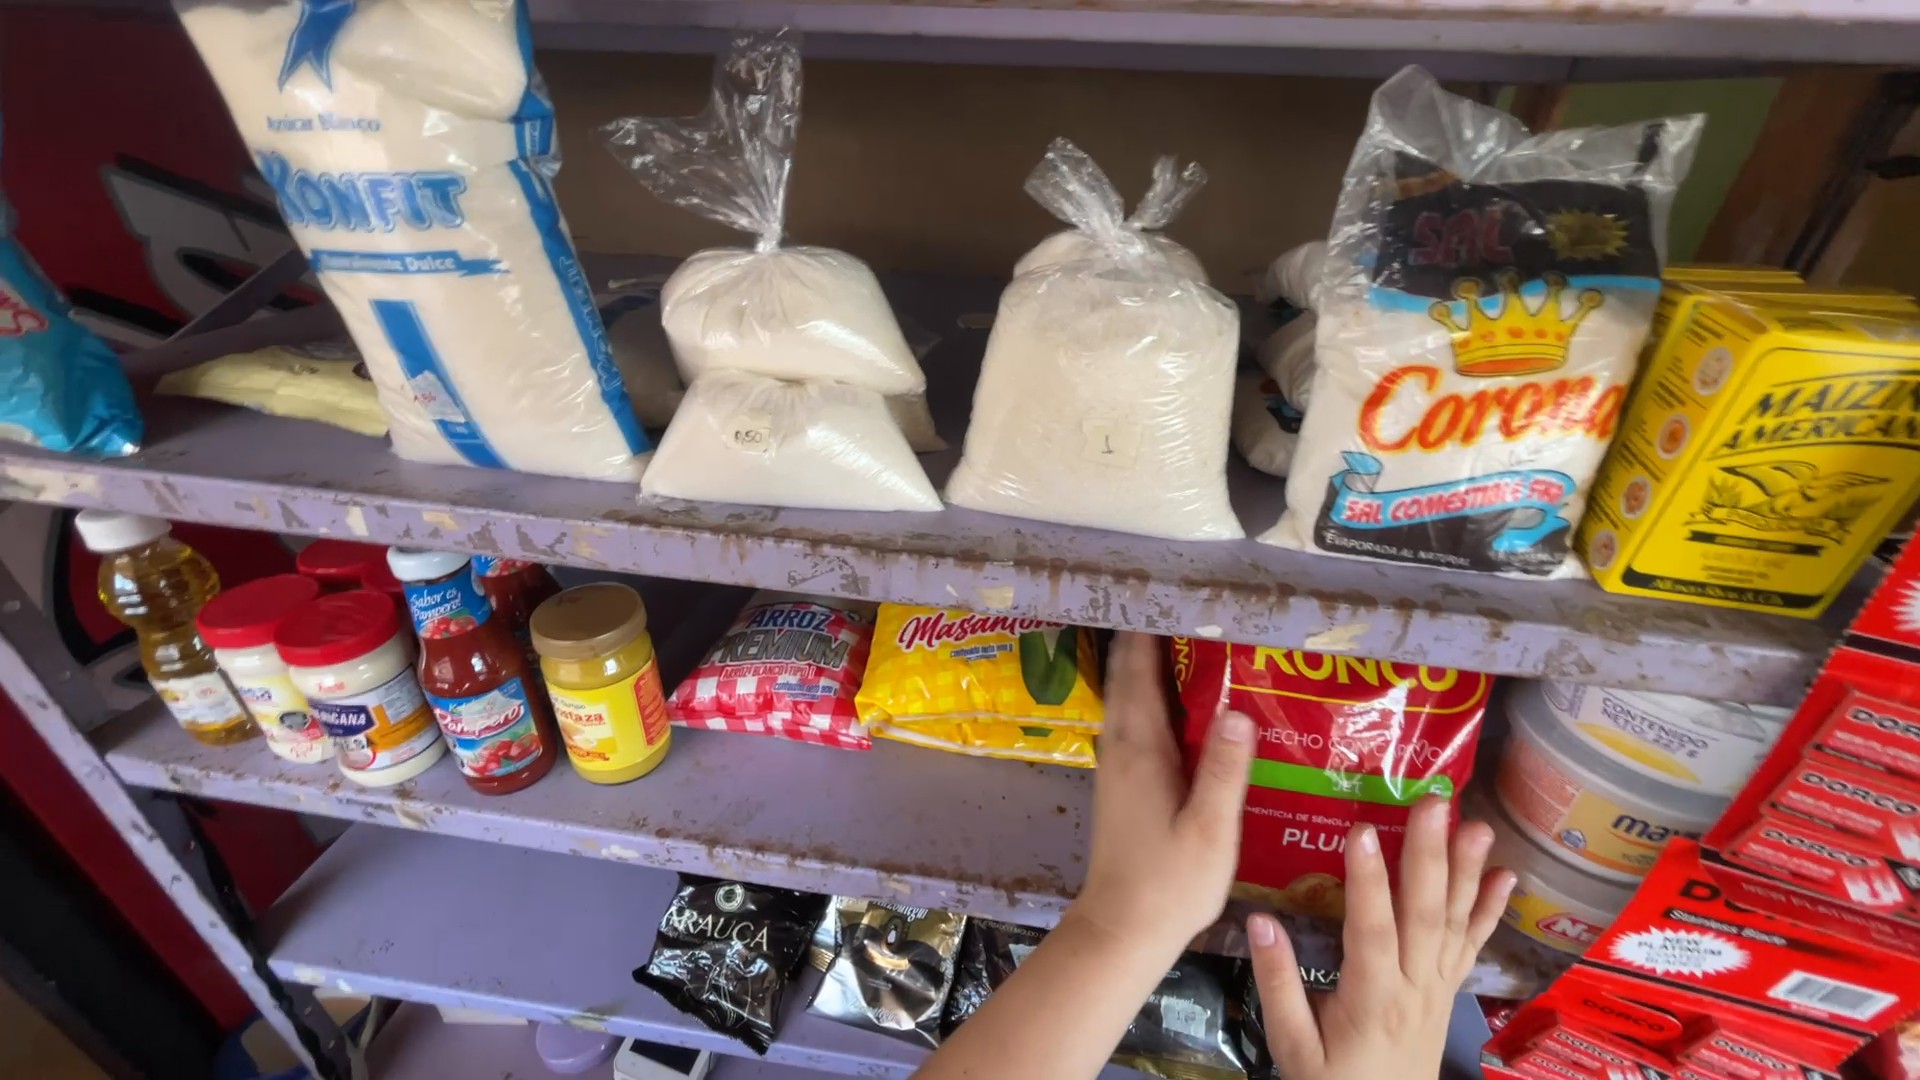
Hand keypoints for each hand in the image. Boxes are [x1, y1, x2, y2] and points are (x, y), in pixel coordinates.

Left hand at [1067, 631, 1255, 960]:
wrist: (1122, 925)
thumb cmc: (1169, 881)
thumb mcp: (1209, 830)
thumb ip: (1223, 771)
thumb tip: (1238, 708)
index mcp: (1141, 748)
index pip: (1139, 672)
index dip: (1147, 632)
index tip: (1164, 596)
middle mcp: (1120, 744)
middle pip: (1127, 675)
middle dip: (1144, 637)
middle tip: (1176, 605)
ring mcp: (1115, 761)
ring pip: (1125, 695)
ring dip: (1141, 662)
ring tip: (1176, 637)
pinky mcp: (1118, 778)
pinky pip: (1129, 717)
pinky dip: (1142, 692)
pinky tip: (1169, 697)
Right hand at [1247, 797, 1514, 1079]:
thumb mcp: (1292, 1045)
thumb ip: (1277, 983)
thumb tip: (1258, 919)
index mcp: (1373, 998)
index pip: (1372, 932)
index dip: (1368, 882)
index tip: (1360, 830)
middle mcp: (1416, 987)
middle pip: (1425, 915)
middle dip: (1429, 854)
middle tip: (1433, 804)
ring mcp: (1439, 987)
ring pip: (1455, 922)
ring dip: (1466, 870)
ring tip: (1475, 825)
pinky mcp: (1448, 989)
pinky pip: (1472, 944)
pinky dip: (1489, 909)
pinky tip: (1505, 877)